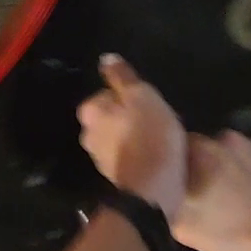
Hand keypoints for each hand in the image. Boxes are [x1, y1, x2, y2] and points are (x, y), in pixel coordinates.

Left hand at [77, 54, 185, 214]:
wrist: (154, 191)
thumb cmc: (150, 136)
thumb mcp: (141, 95)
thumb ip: (122, 76)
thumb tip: (105, 58)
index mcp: (90, 112)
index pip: (107, 93)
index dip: (130, 95)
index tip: (148, 102)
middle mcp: (88, 134)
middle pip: (113, 116)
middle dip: (131, 116)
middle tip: (157, 118)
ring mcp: (100, 159)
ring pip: (120, 136)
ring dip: (137, 135)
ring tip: (162, 138)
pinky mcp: (115, 178)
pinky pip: (128, 157)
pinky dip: (140, 154)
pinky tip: (159, 156)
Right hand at [173, 131, 250, 250]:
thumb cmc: (232, 237)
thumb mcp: (184, 227)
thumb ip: (170, 200)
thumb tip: (168, 192)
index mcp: (203, 150)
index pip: (179, 146)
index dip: (178, 165)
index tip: (180, 184)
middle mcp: (230, 139)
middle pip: (209, 148)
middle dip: (206, 166)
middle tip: (208, 194)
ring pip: (235, 154)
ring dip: (232, 169)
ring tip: (237, 198)